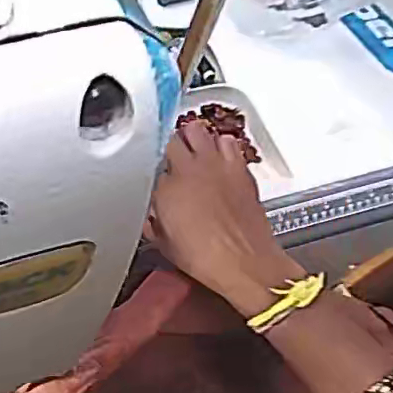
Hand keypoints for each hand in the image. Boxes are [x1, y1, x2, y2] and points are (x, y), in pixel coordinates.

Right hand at [147, 118, 303, 317]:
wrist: (243, 262)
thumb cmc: (204, 258)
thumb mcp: (165, 244)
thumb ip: (154, 223)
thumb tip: (152, 217)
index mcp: (164, 189)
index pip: (149, 168)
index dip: (151, 175)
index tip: (154, 184)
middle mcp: (188, 170)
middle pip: (171, 140)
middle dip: (169, 149)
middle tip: (170, 160)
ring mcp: (215, 164)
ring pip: (198, 130)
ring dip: (193, 138)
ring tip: (193, 151)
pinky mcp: (238, 167)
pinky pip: (228, 141)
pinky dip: (221, 145)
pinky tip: (218, 158)